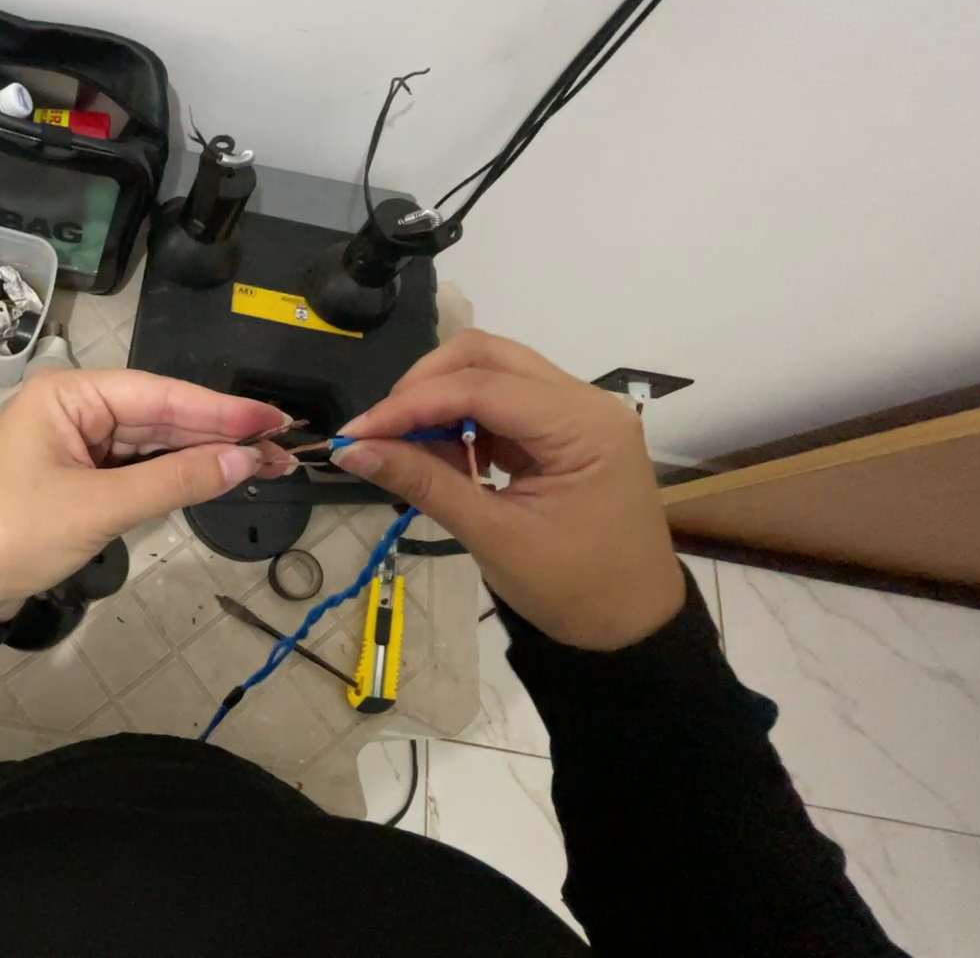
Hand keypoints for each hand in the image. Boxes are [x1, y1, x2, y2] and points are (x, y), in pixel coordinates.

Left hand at [0, 370, 292, 622]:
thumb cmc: (14, 534)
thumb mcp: (98, 507)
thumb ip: (174, 481)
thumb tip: (244, 460)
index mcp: (67, 395)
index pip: (157, 393)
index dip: (219, 408)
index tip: (273, 417)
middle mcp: (72, 409)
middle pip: (156, 416)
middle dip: (216, 435)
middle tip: (281, 447)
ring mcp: (73, 444)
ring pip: (147, 444)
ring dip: (198, 457)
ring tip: (262, 464)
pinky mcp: (75, 478)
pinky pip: (131, 470)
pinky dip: (169, 477)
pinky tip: (211, 477)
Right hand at [331, 330, 684, 650]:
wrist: (630, 624)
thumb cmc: (571, 586)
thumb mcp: (490, 534)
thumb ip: (420, 483)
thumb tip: (349, 450)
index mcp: (583, 426)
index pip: (480, 387)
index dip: (408, 404)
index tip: (354, 434)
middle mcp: (583, 401)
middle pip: (484, 356)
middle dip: (422, 385)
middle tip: (382, 431)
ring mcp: (572, 410)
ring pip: (487, 369)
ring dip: (436, 398)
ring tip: (407, 447)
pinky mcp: (557, 426)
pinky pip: (494, 398)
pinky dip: (454, 417)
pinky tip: (439, 453)